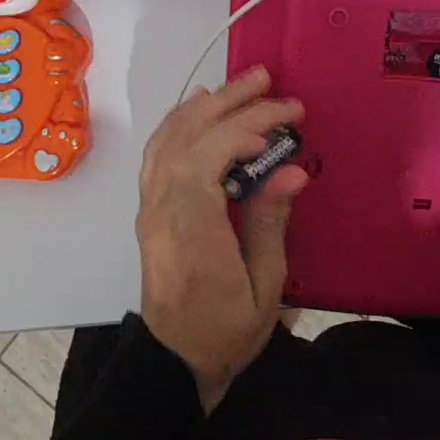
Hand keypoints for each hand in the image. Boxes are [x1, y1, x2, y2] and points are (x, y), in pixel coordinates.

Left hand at [137, 67, 307, 410]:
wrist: (173, 360)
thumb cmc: (225, 332)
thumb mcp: (263, 288)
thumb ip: (270, 223)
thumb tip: (291, 169)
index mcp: (190, 227)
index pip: (211, 153)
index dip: (249, 125)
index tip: (288, 117)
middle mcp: (161, 207)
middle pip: (188, 135)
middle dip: (229, 102)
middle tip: (268, 79)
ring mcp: (149, 206)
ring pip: (168, 139)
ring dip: (204, 106)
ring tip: (239, 87)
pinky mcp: (148, 210)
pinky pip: (158, 153)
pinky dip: (178, 124)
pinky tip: (198, 110)